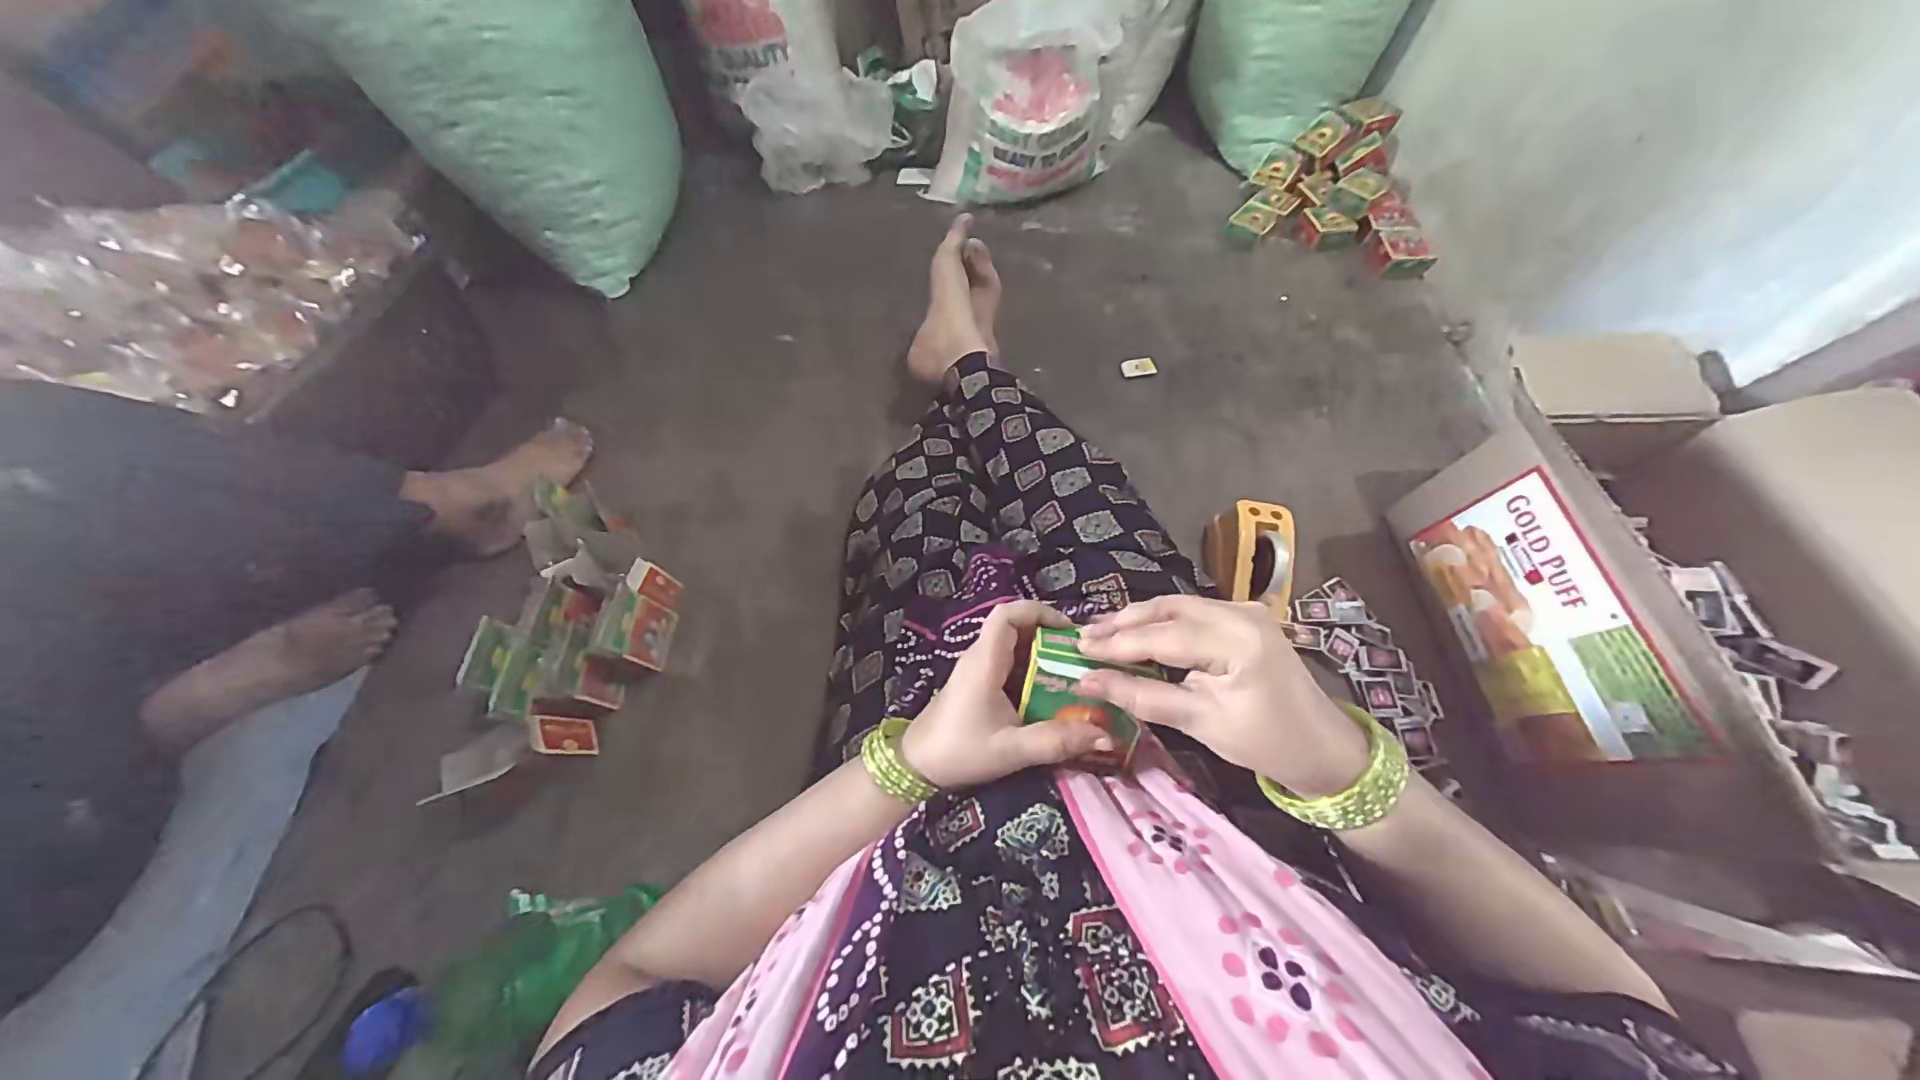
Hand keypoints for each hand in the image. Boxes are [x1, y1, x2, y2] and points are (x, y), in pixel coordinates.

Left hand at [898, 600, 1114, 788]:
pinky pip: (1008, 664)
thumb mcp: (1011, 749)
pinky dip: (1030, 669)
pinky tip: (1050, 691)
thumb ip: (1056, 741)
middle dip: (1048, 634)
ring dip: (1041, 653)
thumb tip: (1104, 736)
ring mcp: (977, 670)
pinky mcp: (978, 684)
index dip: (1038, 611)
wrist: (917, 766)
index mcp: (985, 661)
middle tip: (1080, 656)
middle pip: (1015, 626)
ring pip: (1013, 646)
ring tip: (1073, 672)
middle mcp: (980, 657)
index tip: (1069, 631)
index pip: (1007, 614)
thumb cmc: (960, 750)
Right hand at [1073, 596, 1368, 796]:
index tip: (1076, 649)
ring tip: (1100, 634)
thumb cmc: (1267, 742)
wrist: (1327, 749)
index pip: (1163, 635)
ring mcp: (1245, 612)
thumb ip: (1142, 697)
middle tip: (1082, 638)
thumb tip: (1088, 683)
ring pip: (1177, 606)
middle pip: (1168, 609)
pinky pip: (1192, 613)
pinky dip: (1160, 622)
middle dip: (1122, 623)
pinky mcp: (1244, 619)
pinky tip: (1138, 633)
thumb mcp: (1201, 723)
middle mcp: (1241, 613)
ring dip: (1138, 620)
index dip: (1116, 643)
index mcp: (1238, 640)